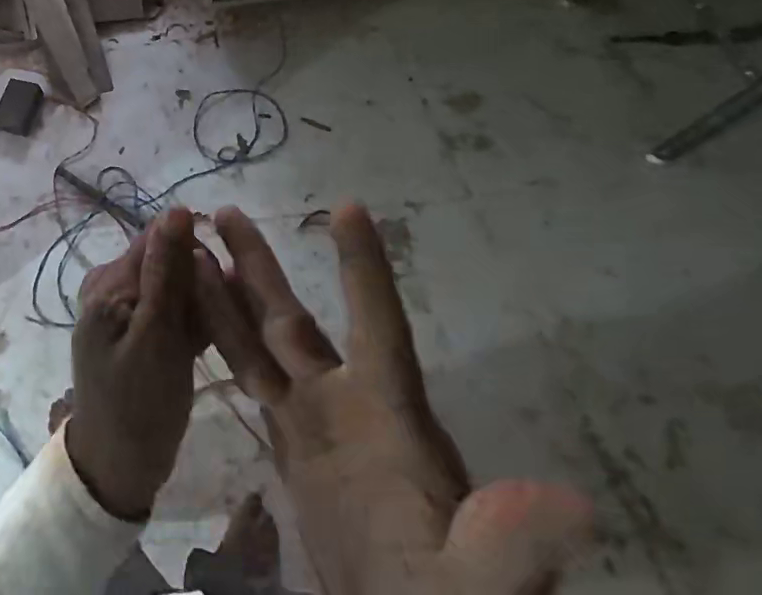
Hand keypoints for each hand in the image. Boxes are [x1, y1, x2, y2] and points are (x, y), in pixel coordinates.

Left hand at [65, 207, 203, 519]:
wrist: (119, 466)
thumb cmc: (138, 405)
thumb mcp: (157, 337)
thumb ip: (165, 273)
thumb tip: (175, 209)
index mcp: (108, 283)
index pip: (158, 239)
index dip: (196, 255)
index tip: (226, 286)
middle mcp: (111, 286)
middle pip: (168, 262)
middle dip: (200, 285)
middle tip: (222, 327)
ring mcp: (124, 310)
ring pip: (174, 288)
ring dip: (201, 306)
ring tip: (218, 340)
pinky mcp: (138, 331)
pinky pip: (170, 310)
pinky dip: (192, 323)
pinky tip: (208, 346)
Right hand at [195, 202, 591, 593]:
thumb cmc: (439, 592)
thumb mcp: (478, 580)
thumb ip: (507, 545)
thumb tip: (567, 509)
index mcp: (390, 410)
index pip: (377, 321)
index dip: (364, 266)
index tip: (348, 206)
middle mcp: (346, 400)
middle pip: (293, 318)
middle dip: (261, 265)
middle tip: (228, 213)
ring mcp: (313, 421)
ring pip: (261, 342)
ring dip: (227, 297)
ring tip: (194, 253)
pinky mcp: (289, 444)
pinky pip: (248, 378)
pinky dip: (222, 343)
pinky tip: (197, 318)